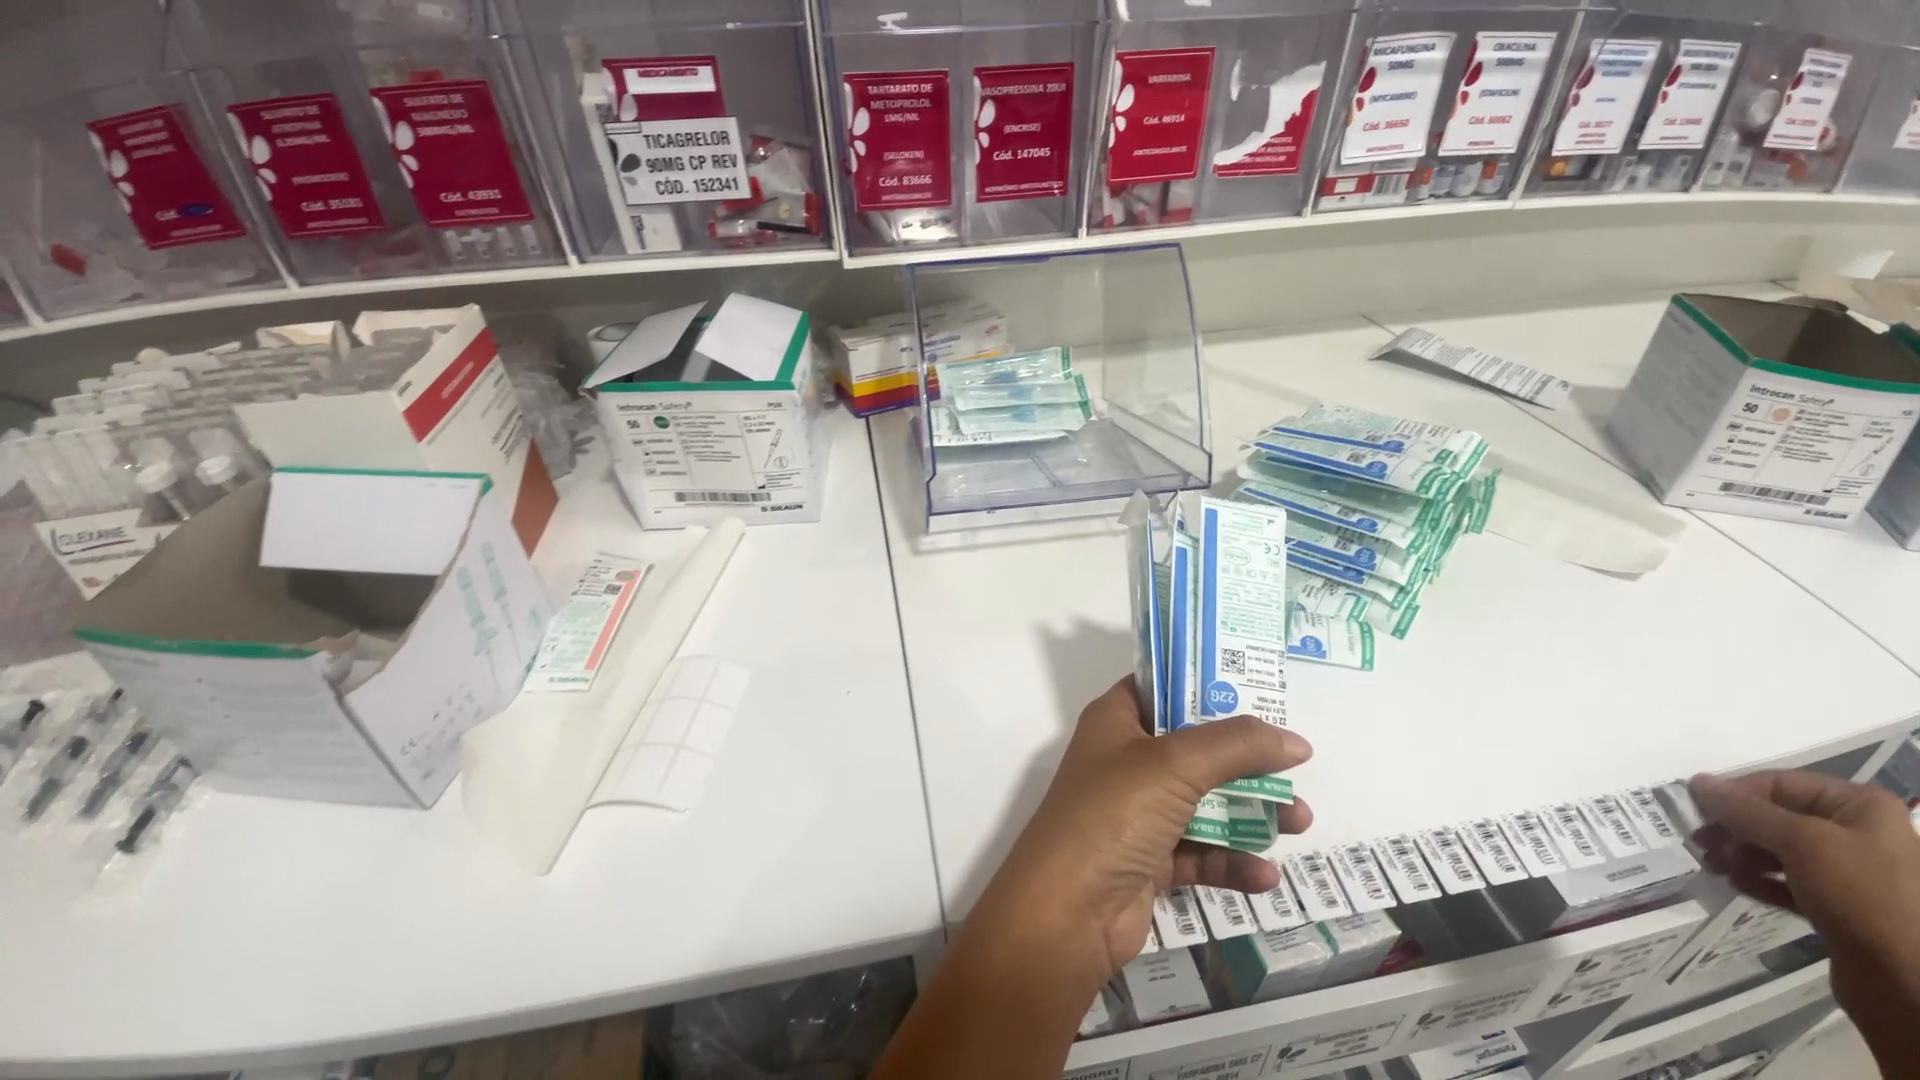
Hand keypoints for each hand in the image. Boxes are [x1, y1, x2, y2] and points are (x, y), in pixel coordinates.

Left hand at [872, 677, 1313, 1079]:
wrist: (1067, 913)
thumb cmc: (1113, 815)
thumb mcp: (1175, 764)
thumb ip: (1237, 745)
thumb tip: (1295, 741)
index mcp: (1116, 721)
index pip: (1163, 686)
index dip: (1208, 684)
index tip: (1264, 688)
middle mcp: (1124, 762)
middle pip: (1195, 748)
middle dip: (1247, 759)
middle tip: (1297, 765)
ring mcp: (1136, 814)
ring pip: (1204, 803)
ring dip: (1251, 812)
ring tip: (1301, 822)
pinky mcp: (1148, 863)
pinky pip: (1201, 853)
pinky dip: (1233, 861)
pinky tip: (1265, 874)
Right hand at [1690, 770, 1919, 1075]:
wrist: (1907, 978)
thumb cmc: (1861, 895)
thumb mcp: (1800, 842)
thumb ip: (1745, 811)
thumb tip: (1697, 782)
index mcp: (1859, 806)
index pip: (1778, 783)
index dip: (1734, 794)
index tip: (1695, 811)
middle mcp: (1858, 832)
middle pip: (1775, 817)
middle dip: (1734, 828)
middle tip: (1701, 843)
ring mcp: (1850, 871)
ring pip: (1778, 850)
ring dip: (1739, 855)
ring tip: (1712, 866)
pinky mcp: (1839, 904)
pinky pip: (1787, 882)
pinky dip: (1757, 880)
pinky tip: (1734, 884)